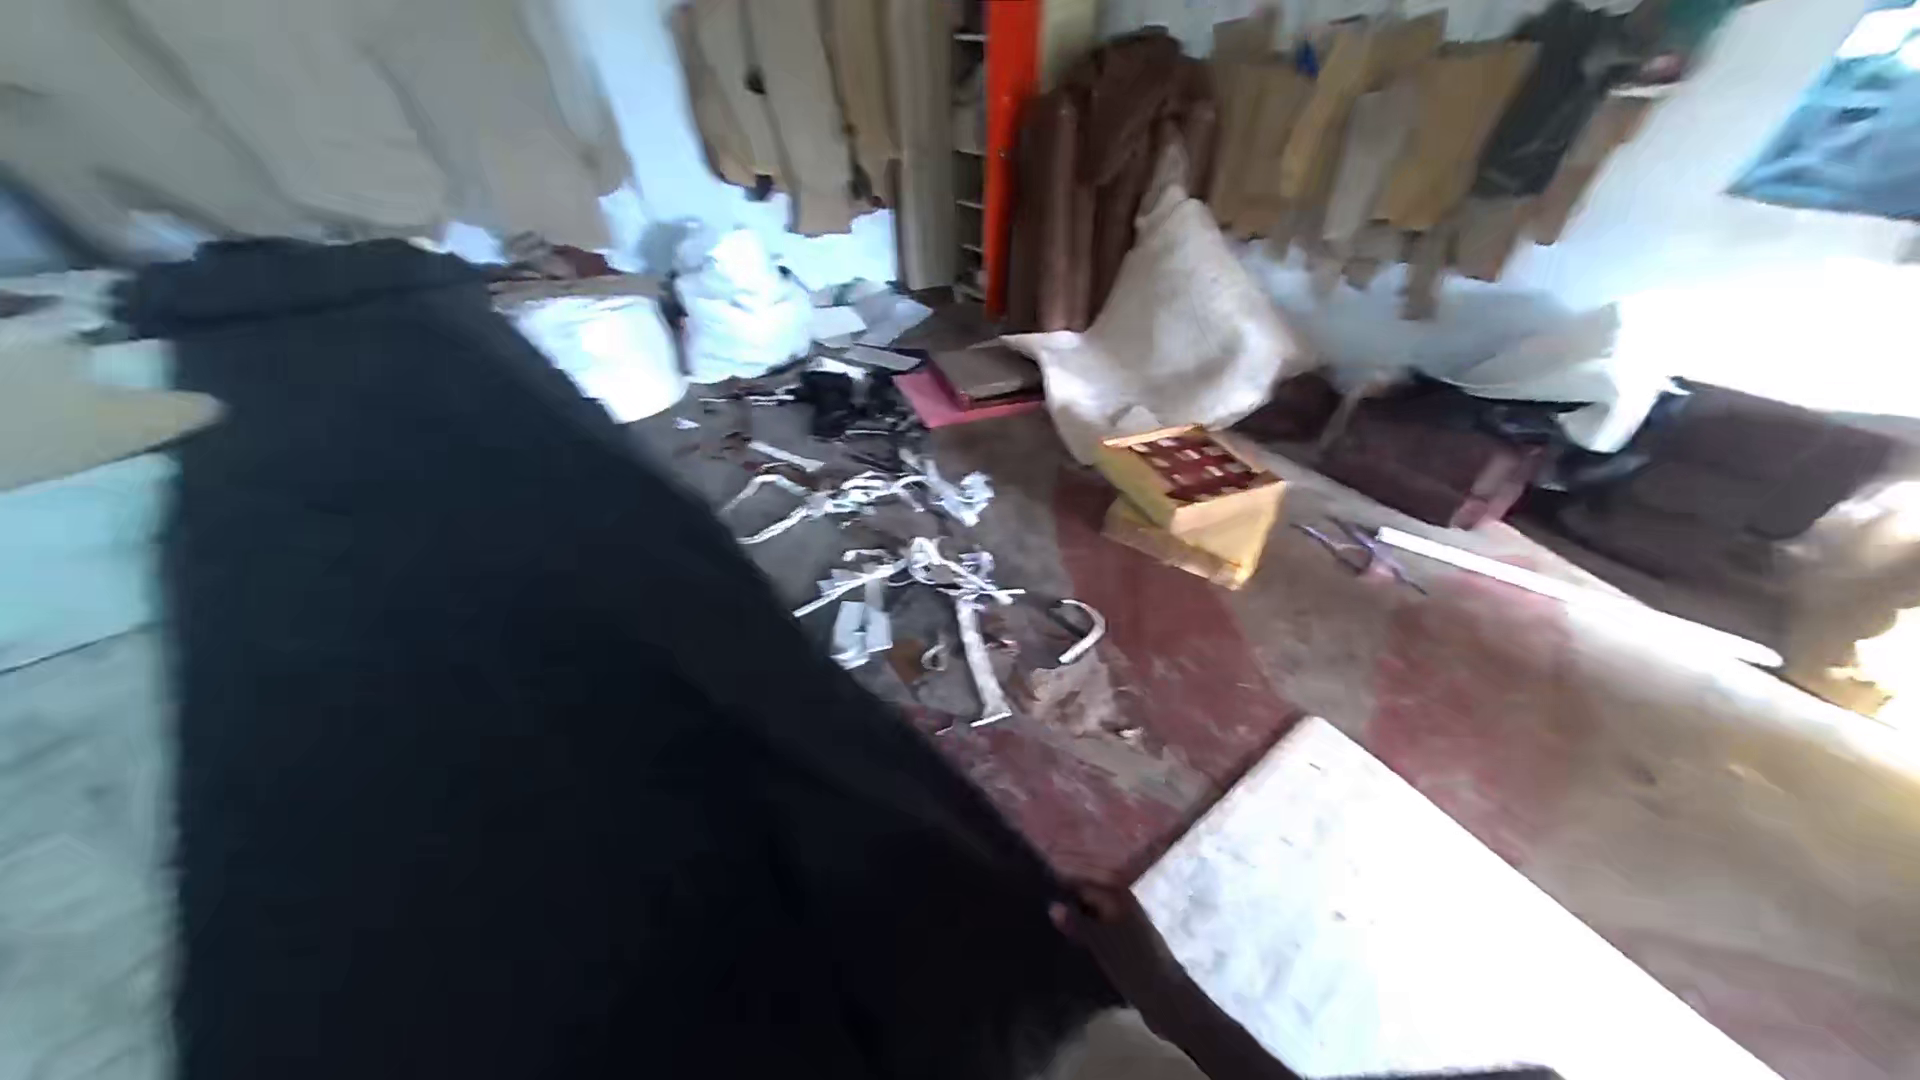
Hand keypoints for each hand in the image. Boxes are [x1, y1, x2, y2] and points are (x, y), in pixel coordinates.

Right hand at [1049, 882, 1193, 1019]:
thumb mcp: (1100, 942)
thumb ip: (1076, 923)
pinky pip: (1101, 932)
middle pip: (1090, 899)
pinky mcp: (1127, 944)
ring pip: (1095, 916)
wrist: (1167, 999)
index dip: (1064, 889)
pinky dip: (1088, 935)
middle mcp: (1123, 905)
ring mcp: (1126, 925)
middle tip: (1043, 913)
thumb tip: (1051, 906)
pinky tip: (1073, 943)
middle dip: (1069, 905)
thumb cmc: (1133, 963)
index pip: (1084, 884)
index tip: (1041, 894)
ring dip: (1078, 922)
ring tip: (1053, 927)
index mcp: (1118, 896)